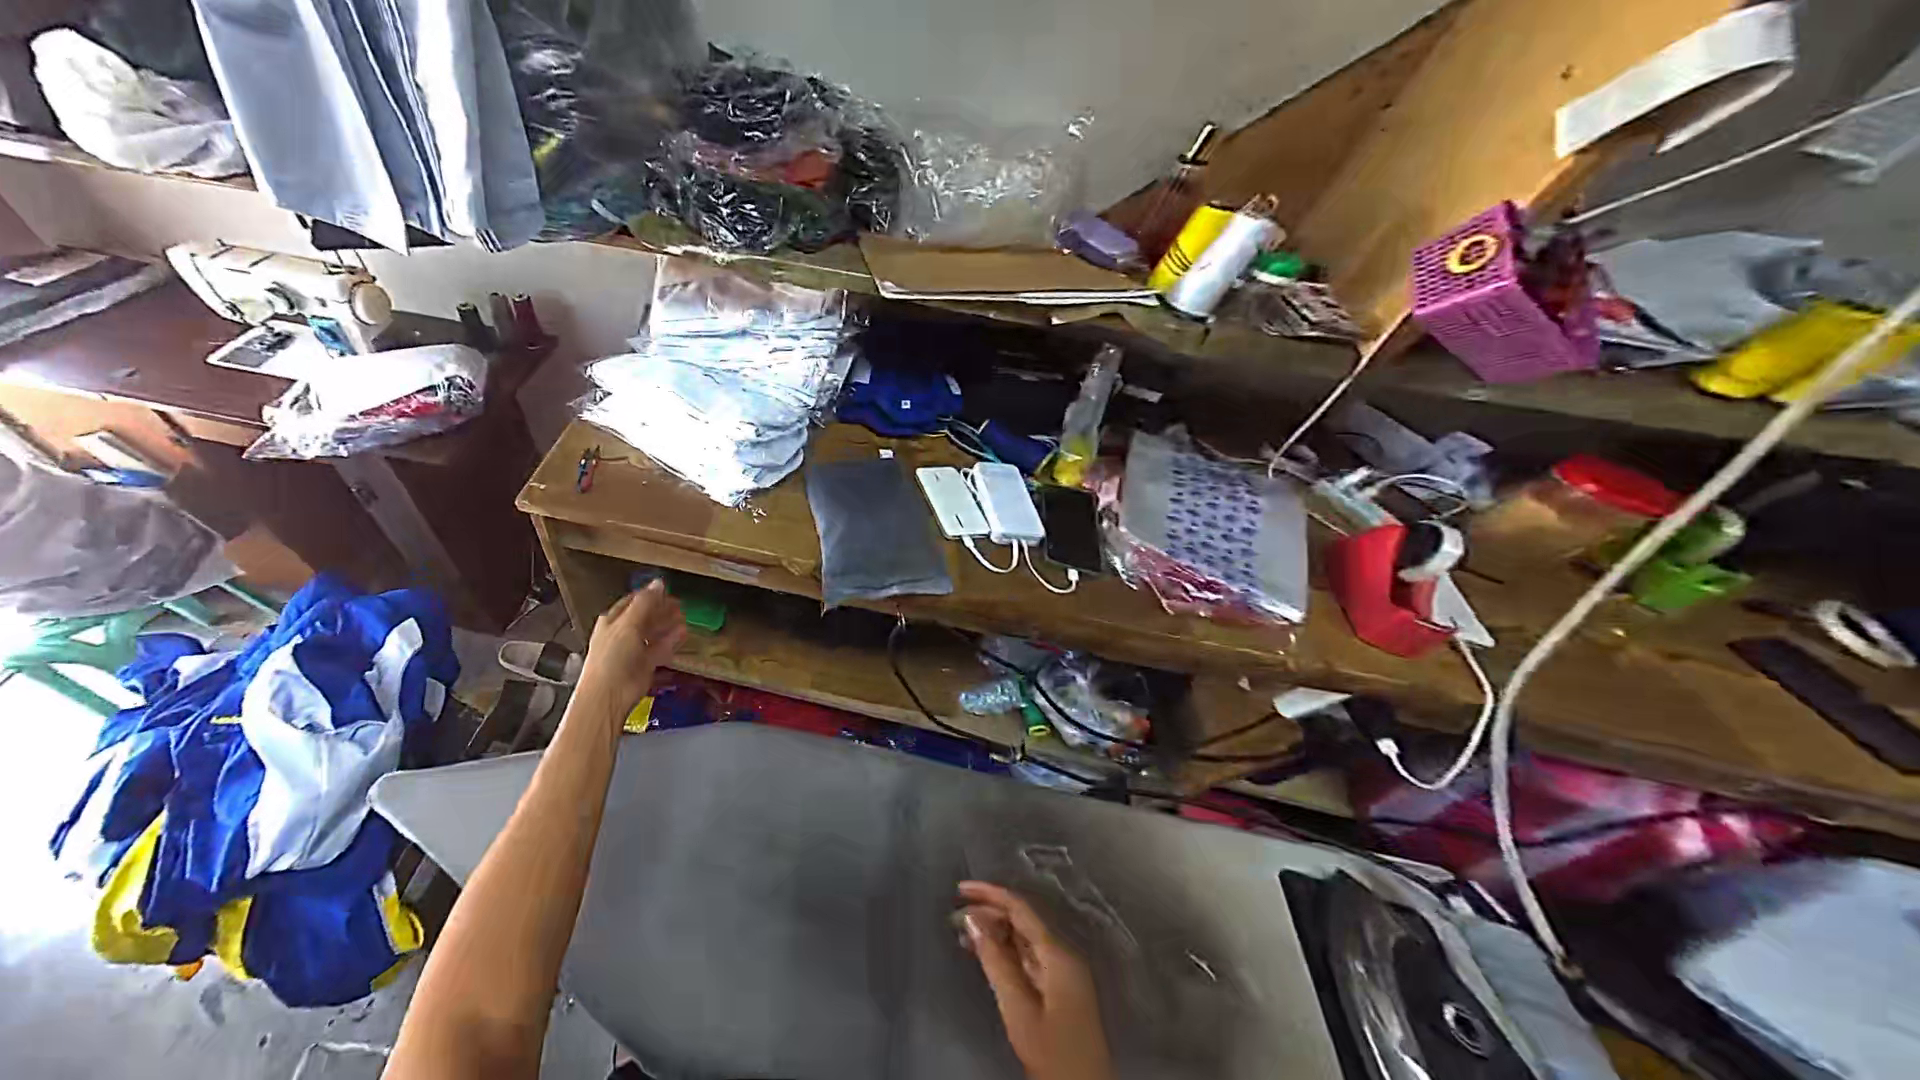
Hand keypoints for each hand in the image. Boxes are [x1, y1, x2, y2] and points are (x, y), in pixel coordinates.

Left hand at [577, 581, 686, 724]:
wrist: (610, 694)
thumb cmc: (613, 657)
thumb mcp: (628, 624)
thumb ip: (645, 603)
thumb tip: (659, 582)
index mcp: (612, 621)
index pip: (632, 602)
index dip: (649, 595)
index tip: (666, 589)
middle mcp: (622, 634)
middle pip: (645, 616)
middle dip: (662, 609)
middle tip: (679, 602)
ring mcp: (635, 649)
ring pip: (654, 632)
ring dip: (668, 623)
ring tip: (684, 615)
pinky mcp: (646, 664)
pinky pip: (661, 648)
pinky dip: (672, 640)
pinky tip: (683, 632)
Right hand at [958, 881, 1114, 1079]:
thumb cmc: (1052, 1052)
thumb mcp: (1018, 1008)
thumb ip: (996, 961)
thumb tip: (973, 919)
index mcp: (1058, 953)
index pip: (1021, 909)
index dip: (991, 894)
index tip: (961, 889)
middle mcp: (1064, 954)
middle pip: (1024, 921)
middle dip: (989, 913)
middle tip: (955, 916)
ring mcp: (1063, 972)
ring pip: (1025, 939)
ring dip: (995, 932)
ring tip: (963, 933)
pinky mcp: (1059, 989)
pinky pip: (1029, 957)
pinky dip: (1006, 952)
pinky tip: (985, 954)